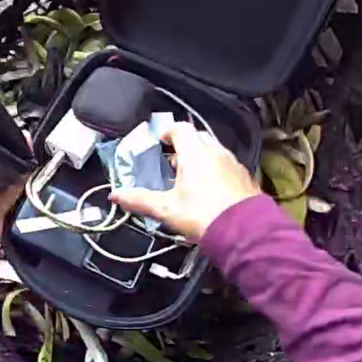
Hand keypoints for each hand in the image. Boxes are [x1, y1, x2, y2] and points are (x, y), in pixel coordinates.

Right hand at [108, 122, 260, 241]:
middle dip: (183, 145)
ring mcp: (232, 163)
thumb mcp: (167, 209)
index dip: (168, 131)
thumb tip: (116, 195)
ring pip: (213, 150)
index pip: (180, 128)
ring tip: (189, 177)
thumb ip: (140, 200)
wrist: (245, 233)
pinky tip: (209, 189)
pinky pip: (226, 164)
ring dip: (200, 157)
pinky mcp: (244, 176)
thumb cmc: (204, 216)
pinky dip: (215, 169)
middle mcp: (215, 152)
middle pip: (197, 137)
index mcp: (194, 153)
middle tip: (172, 161)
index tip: (160, 141)